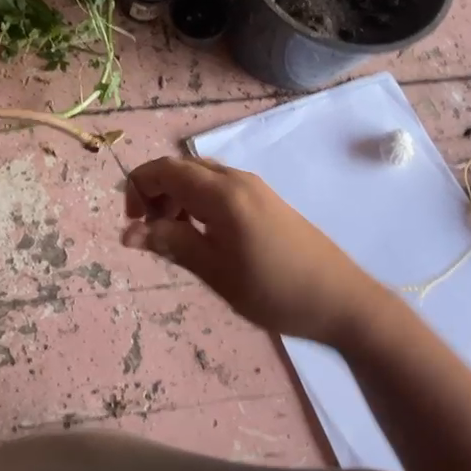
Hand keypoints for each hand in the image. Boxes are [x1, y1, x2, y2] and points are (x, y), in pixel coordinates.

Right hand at [122, 156, 392, 346]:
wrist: (343, 302)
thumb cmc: (274, 291)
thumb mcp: (215, 272)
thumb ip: (171, 244)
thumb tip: (127, 233)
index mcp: (222, 194)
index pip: (164, 169)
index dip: (138, 188)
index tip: (133, 225)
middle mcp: (236, 180)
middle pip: (180, 168)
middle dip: (156, 192)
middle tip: (152, 232)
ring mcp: (254, 188)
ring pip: (200, 177)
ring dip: (177, 198)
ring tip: (177, 238)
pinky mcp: (266, 201)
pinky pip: (219, 187)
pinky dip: (199, 202)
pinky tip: (205, 236)